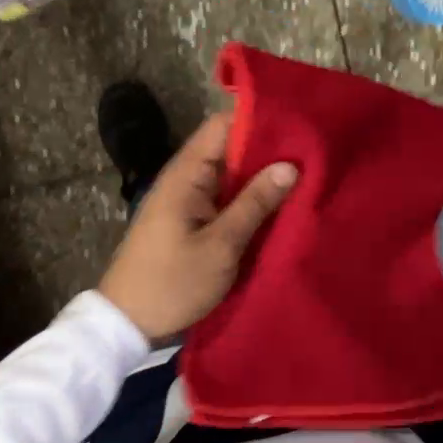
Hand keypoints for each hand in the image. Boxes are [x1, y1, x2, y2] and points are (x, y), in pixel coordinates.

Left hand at [97, 113, 297, 340]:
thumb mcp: (221, 245)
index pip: (223, 126)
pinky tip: (282, 202)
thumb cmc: (172, 283)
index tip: (298, 120)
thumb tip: (291, 165)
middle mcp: (186, 180)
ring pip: (232, 175)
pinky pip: (227, 198)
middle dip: (269, 148)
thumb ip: (256, 203)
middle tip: (314, 149)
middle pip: (230, 148)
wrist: (128, 324)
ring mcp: (189, 201)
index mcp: (186, 175)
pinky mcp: (193, 222)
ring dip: (263, 175)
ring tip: (308, 171)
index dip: (258, 119)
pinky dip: (251, 197)